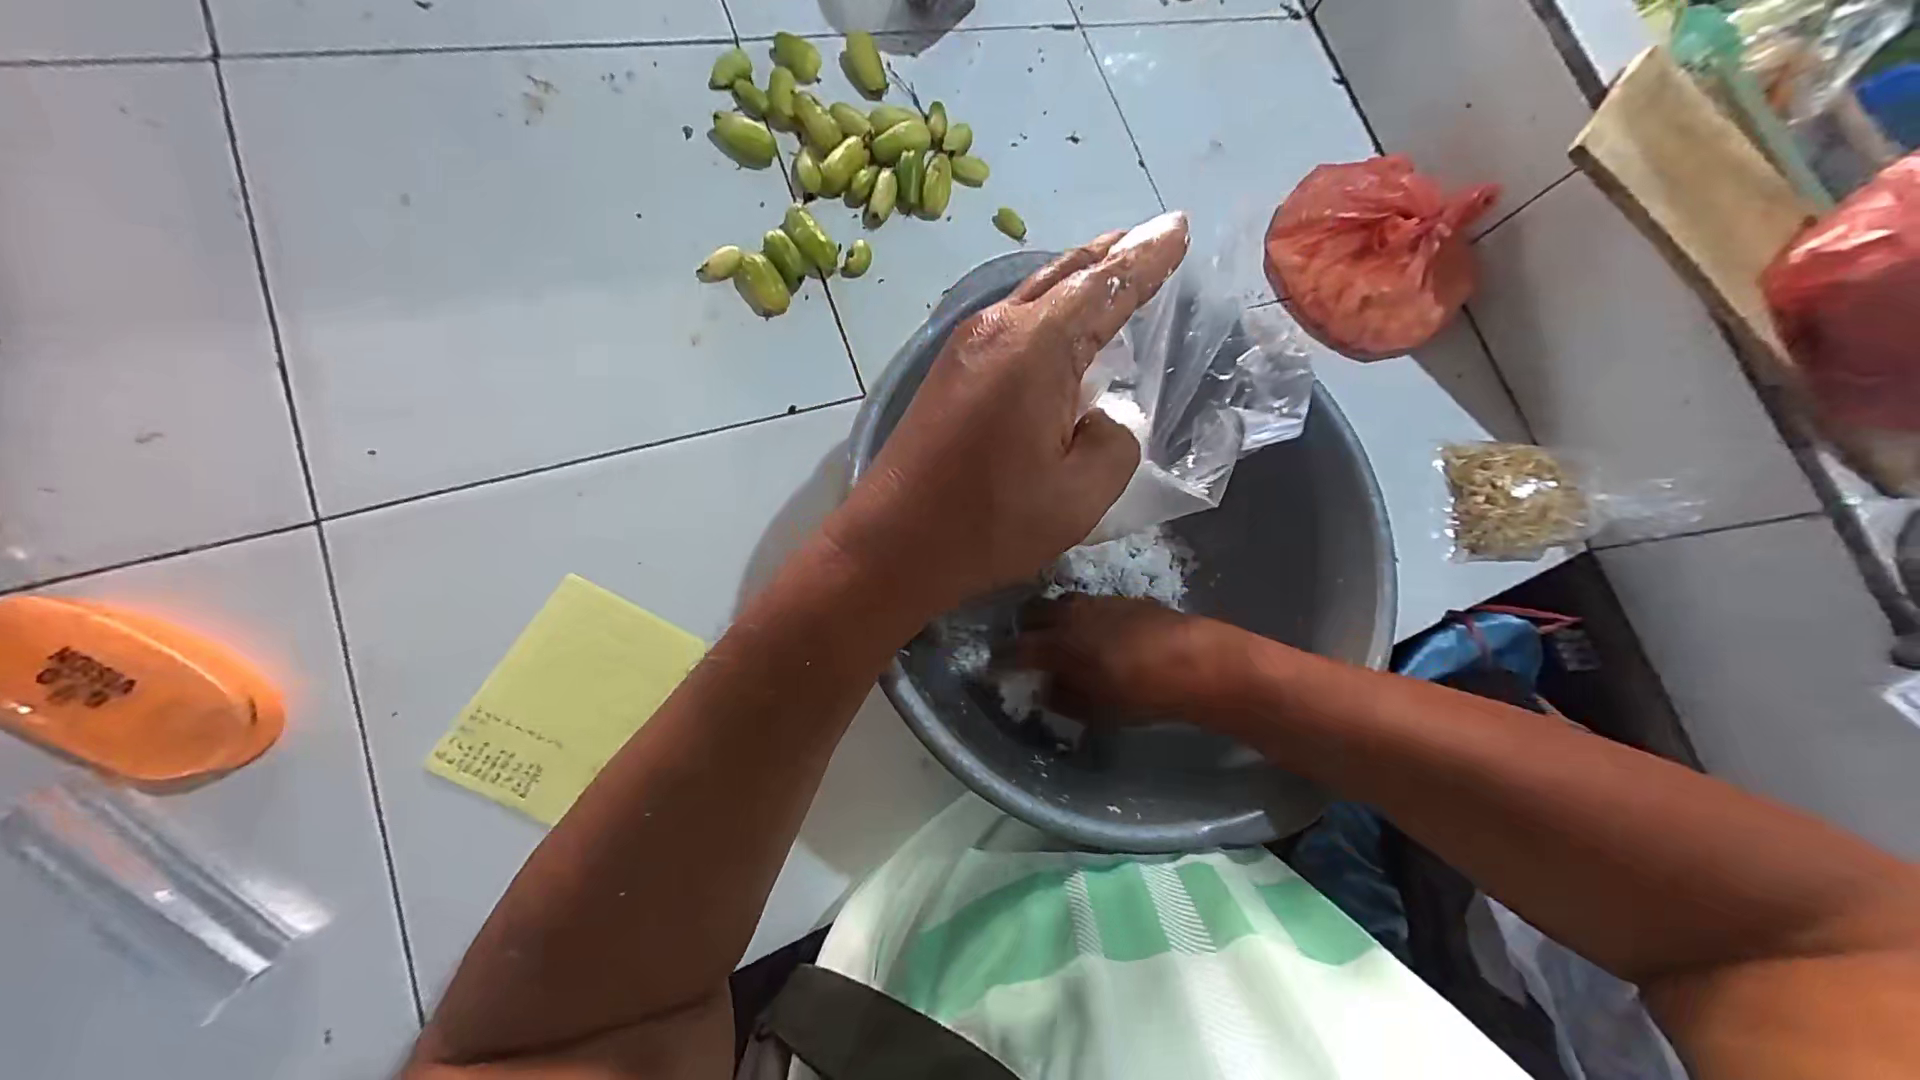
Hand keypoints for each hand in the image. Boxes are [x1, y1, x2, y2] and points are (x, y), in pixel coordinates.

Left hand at [823, 214, 1190, 617]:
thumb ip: (1115, 443)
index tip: (1177, 229)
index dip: (1147, 258)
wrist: (893, 543)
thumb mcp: (1080, 496)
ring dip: (1077, 281)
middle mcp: (997, 330)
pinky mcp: (948, 372)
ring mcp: (963, 347)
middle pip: (1065, 275)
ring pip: (1034, 295)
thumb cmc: (988, 524)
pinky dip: (1047, 314)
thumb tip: (1100, 417)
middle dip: (1112, 255)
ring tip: (1113, 271)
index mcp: (1035, 349)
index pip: (1105, 286)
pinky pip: (1011, 324)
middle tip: (1149, 239)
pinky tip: (1061, 330)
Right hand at [1015, 595, 1244, 720]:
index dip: (1001, 658)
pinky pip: (1088, 604)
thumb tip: (1045, 686)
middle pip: (1031, 613)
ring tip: (1060, 636)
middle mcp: (1069, 615)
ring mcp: (1097, 602)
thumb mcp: (1095, 710)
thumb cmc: (1141, 694)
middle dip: (1023, 628)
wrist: (1198, 662)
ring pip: (1060, 604)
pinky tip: (1096, 632)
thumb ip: (1062, 696)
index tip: (994, 665)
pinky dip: (1081, 616)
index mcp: (1056, 644)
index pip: (1015, 648)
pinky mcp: (1123, 598)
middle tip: (1026, 647)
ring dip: (1053, 618)